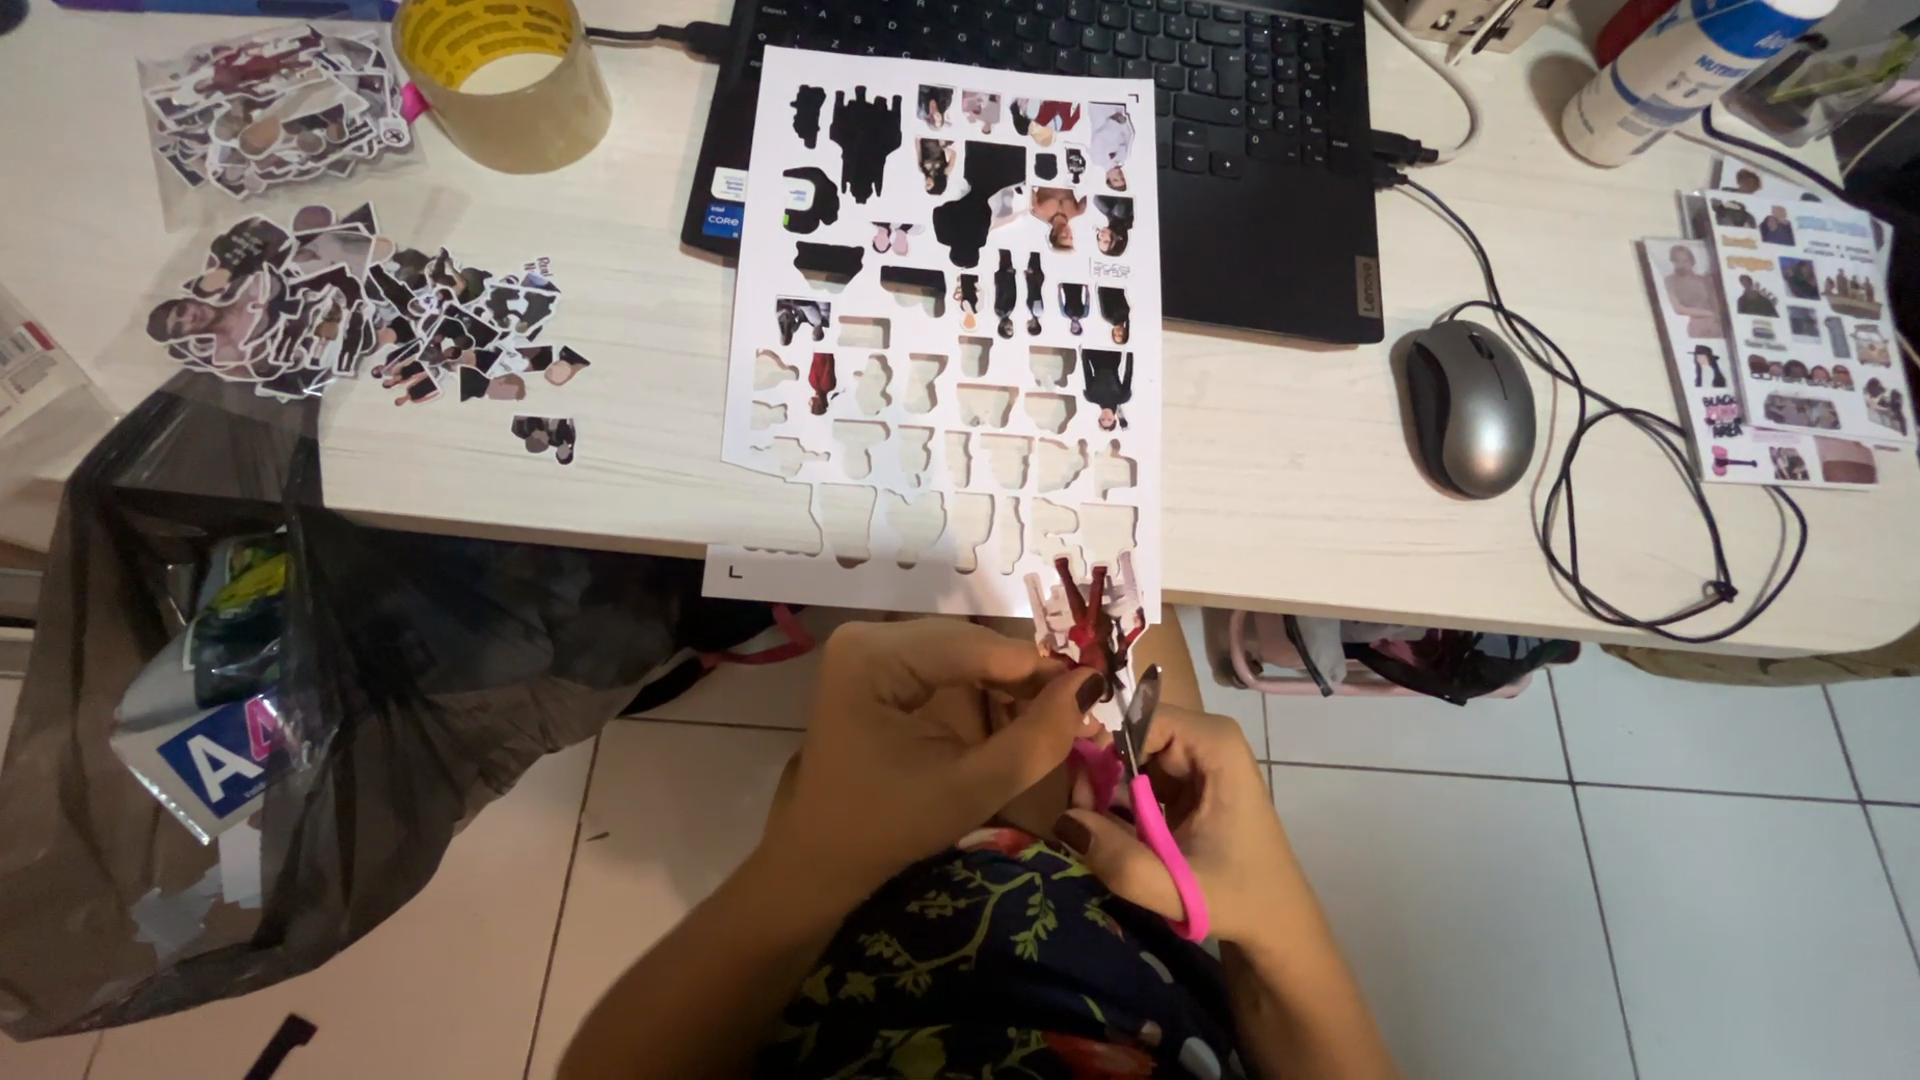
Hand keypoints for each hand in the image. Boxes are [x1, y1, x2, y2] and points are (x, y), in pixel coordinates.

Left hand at [762, 619, 1106, 901]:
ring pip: (966, 652)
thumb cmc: (886, 828)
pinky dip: (985, 691)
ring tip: (1055, 720)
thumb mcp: (970, 789)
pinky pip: (949, 666)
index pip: (975, 646)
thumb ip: (1035, 739)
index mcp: (874, 656)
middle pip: (971, 643)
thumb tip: (1090, 685)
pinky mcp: (882, 666)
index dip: (1039, 668)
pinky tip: (1016, 719)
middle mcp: (870, 636)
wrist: (820, 857)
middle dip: (1026, 678)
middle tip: (1080, 713)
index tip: (1095, 694)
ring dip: (1011, 684)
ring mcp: (873, 648)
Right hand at [1056, 704, 1298, 947]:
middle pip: (1129, 734)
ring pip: (1126, 755)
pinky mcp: (1184, 778)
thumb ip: (1120, 858)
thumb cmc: (1240, 900)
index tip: (1088, 800)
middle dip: (1101, 776)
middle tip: (1085, 821)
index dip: (1106, 754)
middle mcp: (1205, 737)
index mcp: (1215, 742)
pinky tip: (1114, 833)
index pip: (1137, 718)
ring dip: (1105, 792)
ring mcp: (1194, 756)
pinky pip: (1135, 774)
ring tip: (1098, 832)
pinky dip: (1118, 802)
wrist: (1277, 925)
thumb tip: (1065, 822)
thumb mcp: (1177, 888)